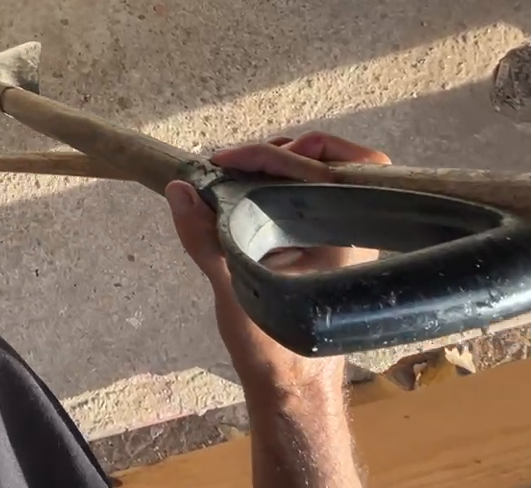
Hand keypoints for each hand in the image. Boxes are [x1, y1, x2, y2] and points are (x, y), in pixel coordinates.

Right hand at [165, 132, 391, 397]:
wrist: (290, 383)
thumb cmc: (272, 344)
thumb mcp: (232, 289)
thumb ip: (206, 238)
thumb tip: (179, 187)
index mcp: (344, 240)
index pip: (327, 170)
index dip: (274, 155)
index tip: (226, 162)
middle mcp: (351, 231)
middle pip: (338, 160)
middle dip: (283, 149)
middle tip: (234, 160)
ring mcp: (340, 234)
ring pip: (325, 171)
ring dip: (279, 160)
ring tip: (235, 168)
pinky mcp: (322, 238)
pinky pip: (310, 189)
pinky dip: (277, 177)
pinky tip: (241, 186)